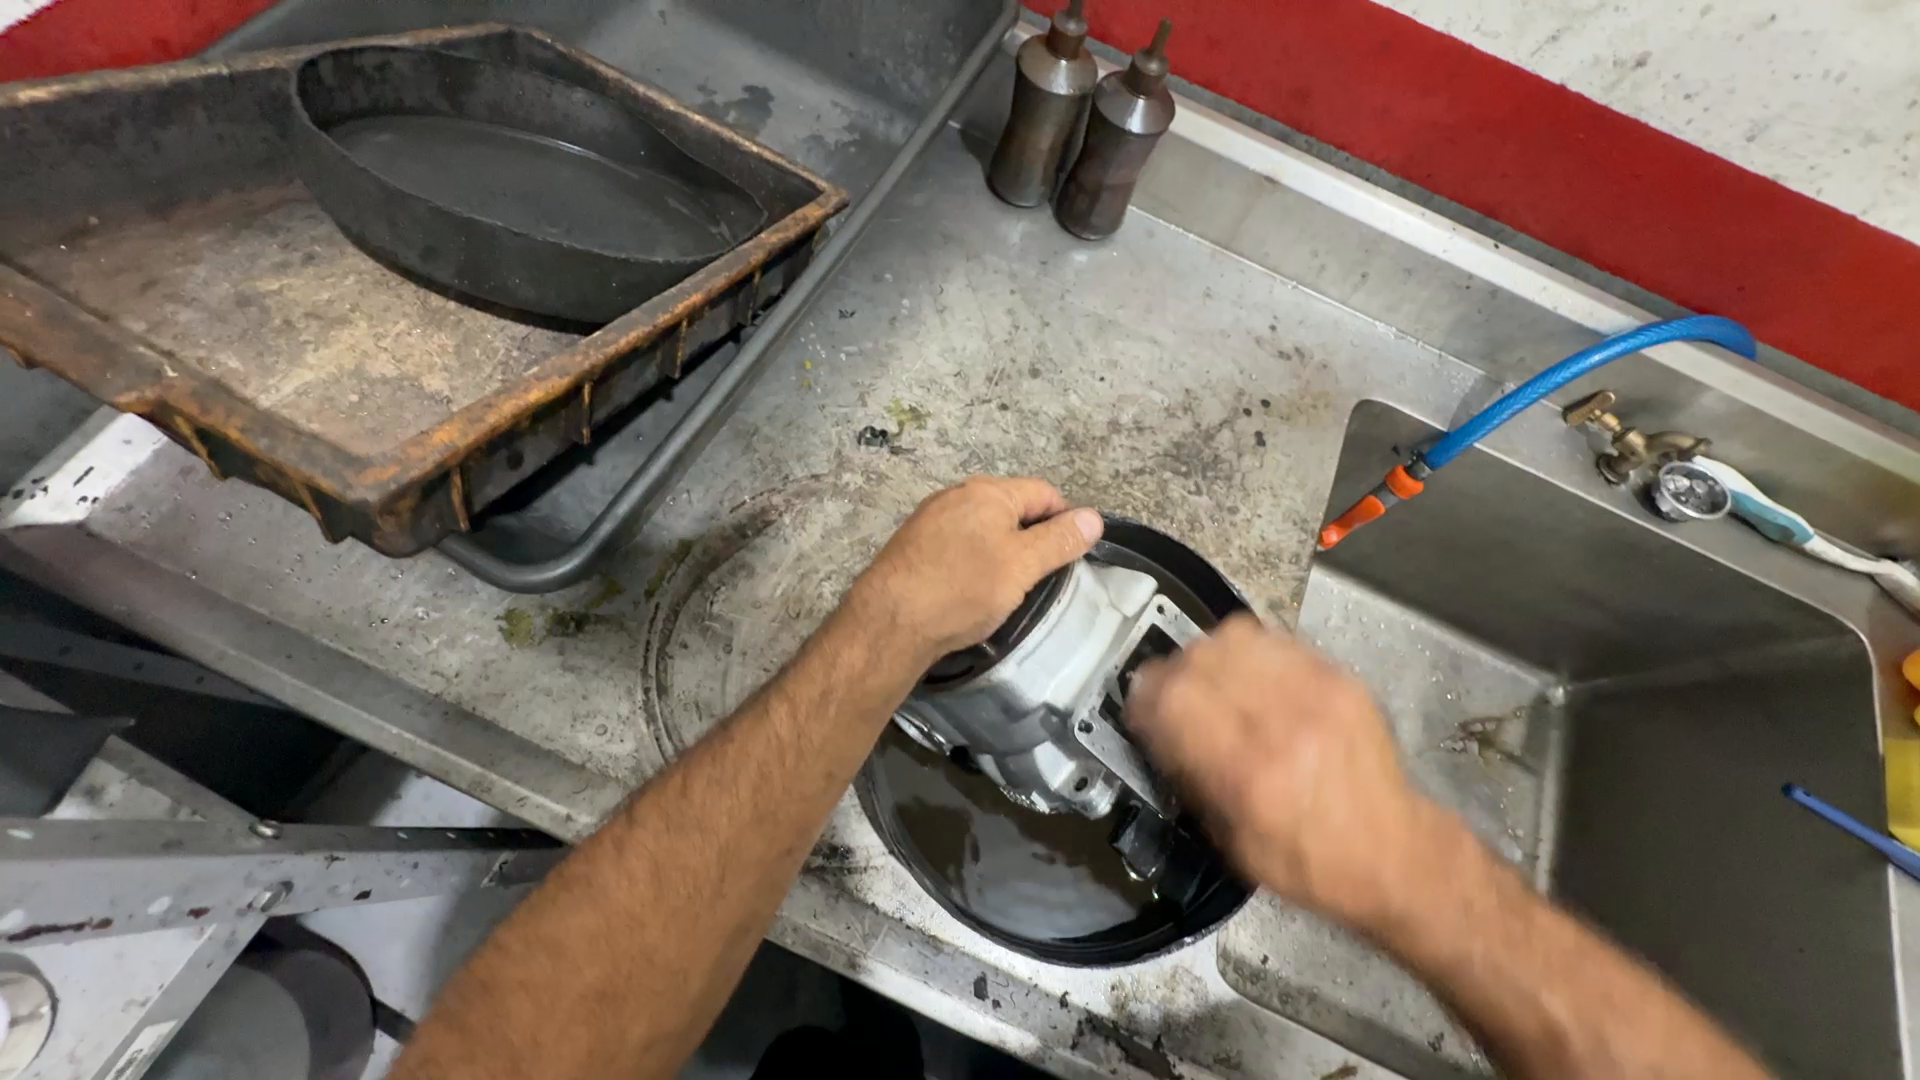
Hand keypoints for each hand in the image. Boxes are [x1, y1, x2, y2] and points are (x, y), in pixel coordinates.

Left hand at [847, 476, 1103, 665]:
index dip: (1066, 519)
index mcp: (988, 492)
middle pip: (1012, 509)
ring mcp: (930, 520)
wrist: (890, 621)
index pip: (1043, 493)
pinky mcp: (913, 547)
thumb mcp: (1022, 566)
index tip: (1074, 556)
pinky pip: (957, 546)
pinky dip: (973, 562)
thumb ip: (1059, 540)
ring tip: (1010, 588)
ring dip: (1002, 551)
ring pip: (983, 529)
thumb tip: (1094, 517)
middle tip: (1044, 577)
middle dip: (1033, 537)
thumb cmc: (963, 588)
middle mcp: (956, 496)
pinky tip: (972, 590)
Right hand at [1125, 614, 1446, 928]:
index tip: (1139, 710)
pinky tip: (1245, 676)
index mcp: (1250, 773)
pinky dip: (1245, 651)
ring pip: (1231, 636)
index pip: (1173, 698)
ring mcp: (1316, 693)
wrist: (1397, 856)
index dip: (1143, 697)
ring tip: (1208, 682)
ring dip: (1206, 656)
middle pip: (1197, 658)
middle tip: (1170, 696)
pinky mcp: (1339, 678)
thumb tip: (1155, 727)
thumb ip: (1189, 776)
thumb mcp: (1232, 842)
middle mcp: (1283, 722)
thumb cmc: (1311, 864)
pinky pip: (1271, 638)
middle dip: (1170, 674)